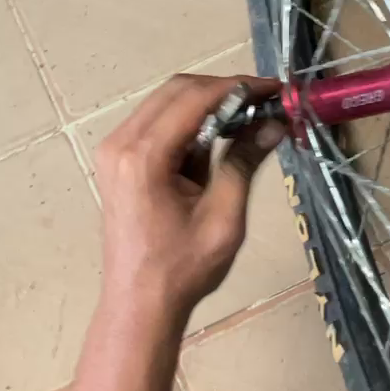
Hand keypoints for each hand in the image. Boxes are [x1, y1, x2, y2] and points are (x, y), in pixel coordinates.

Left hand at [91, 74, 289, 327]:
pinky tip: (217, 134)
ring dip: (206, 101)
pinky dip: (188, 118)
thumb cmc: (183, 268)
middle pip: (176, 90)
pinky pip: (156, 119)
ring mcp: (114, 147)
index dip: (236, 87)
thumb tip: (275, 124)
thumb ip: (244, 163)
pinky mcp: (117, 157)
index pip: (194, 98)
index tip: (273, 90)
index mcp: (143, 156)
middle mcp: (121, 142)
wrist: (139, 303)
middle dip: (223, 89)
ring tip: (247, 116)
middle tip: (263, 102)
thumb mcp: (223, 218)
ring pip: (165, 100)